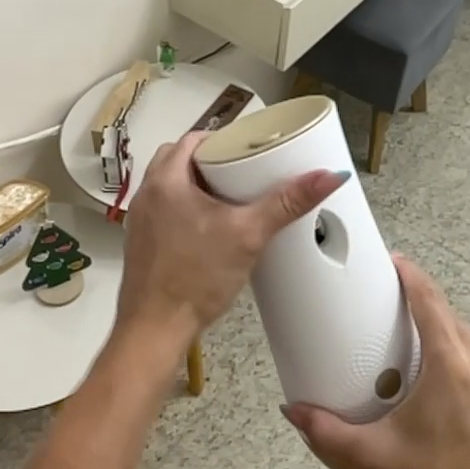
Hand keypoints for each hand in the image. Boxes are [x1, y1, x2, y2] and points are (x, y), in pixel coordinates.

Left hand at [115, 131, 347, 354]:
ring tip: (230, 198)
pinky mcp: (142, 244)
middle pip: (177, 160)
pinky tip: (210, 228)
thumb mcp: (249, 235)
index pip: (192, 140)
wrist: (156, 329)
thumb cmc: (195, 278)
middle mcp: (147, 195)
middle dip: (209, 162)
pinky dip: (185, 209)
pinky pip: (164, 211)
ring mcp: (140, 221)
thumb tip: (329, 176)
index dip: (220, 139)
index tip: (244, 148)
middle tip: (240, 172)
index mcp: (166, 181)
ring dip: (196, 185)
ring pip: (169, 186)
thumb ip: (287, 203)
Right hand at [284, 255, 469, 468]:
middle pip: (451, 320)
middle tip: (397, 319)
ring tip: (423, 361)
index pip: (430, 301)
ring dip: (449, 343)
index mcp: (451, 366)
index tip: (396, 263)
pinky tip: (457, 392)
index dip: (412, 276)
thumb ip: (329, 432)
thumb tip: (292, 411)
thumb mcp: (378, 456)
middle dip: (424, 313)